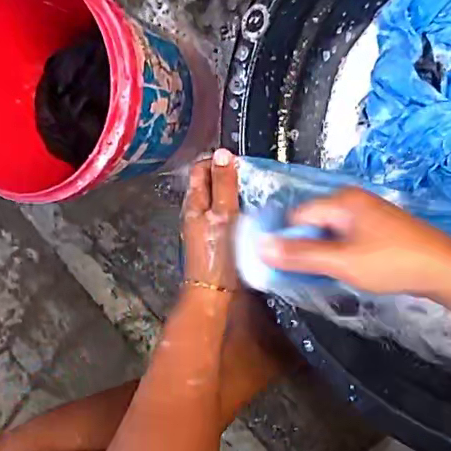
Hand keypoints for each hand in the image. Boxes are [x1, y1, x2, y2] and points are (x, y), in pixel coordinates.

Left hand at [182, 149, 239, 290]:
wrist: (215, 296)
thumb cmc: (217, 257)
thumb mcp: (223, 215)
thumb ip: (224, 185)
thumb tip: (223, 154)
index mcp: (194, 202)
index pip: (201, 168)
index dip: (219, 159)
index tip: (240, 160)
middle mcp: (196, 212)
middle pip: (210, 183)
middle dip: (229, 174)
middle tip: (252, 174)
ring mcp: (205, 227)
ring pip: (219, 199)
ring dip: (235, 193)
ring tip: (255, 191)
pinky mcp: (217, 240)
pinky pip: (227, 216)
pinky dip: (238, 210)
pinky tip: (252, 215)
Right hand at [259, 188, 450, 297]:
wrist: (445, 270)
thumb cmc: (393, 263)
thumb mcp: (341, 262)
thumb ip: (300, 256)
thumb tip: (261, 247)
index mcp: (342, 201)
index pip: (297, 216)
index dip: (286, 240)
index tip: (281, 265)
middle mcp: (353, 201)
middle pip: (313, 223)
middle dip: (305, 248)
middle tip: (307, 275)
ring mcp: (369, 214)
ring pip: (330, 233)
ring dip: (324, 255)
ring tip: (331, 275)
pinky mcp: (380, 229)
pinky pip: (347, 239)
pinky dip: (341, 255)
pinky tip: (349, 272)